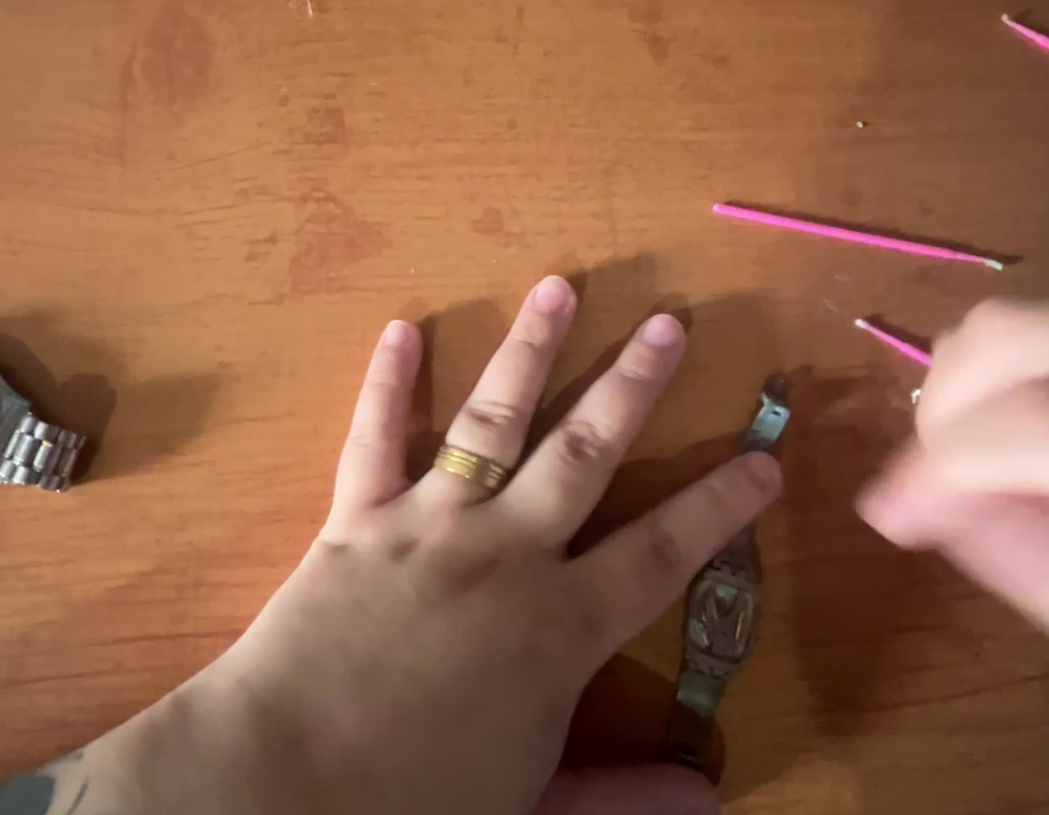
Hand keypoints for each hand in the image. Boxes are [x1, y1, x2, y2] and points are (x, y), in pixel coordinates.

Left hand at [69, 276, 778, 814]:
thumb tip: (713, 803)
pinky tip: (400, 327)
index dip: (716, 506)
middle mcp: (505, 554)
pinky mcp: (359, 517)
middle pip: (584, 452)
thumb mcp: (537, 813)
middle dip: (631, 384)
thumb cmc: (415, 804)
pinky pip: (373, 438)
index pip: (660, 553)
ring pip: (491, 422)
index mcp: (558, 625)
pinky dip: (386, 383)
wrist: (285, 786)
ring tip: (556, 286)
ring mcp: (431, 524)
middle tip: (668, 322)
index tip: (763, 458)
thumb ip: (624, 799)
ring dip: (528, 351)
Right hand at [857, 299, 1048, 772]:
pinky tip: (1025, 444)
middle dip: (945, 426)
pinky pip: (1022, 326)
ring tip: (993, 480)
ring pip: (1005, 324)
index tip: (891, 521)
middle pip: (1015, 341)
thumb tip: (938, 509)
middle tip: (953, 509)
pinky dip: (983, 386)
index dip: (954, 462)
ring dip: (956, 402)